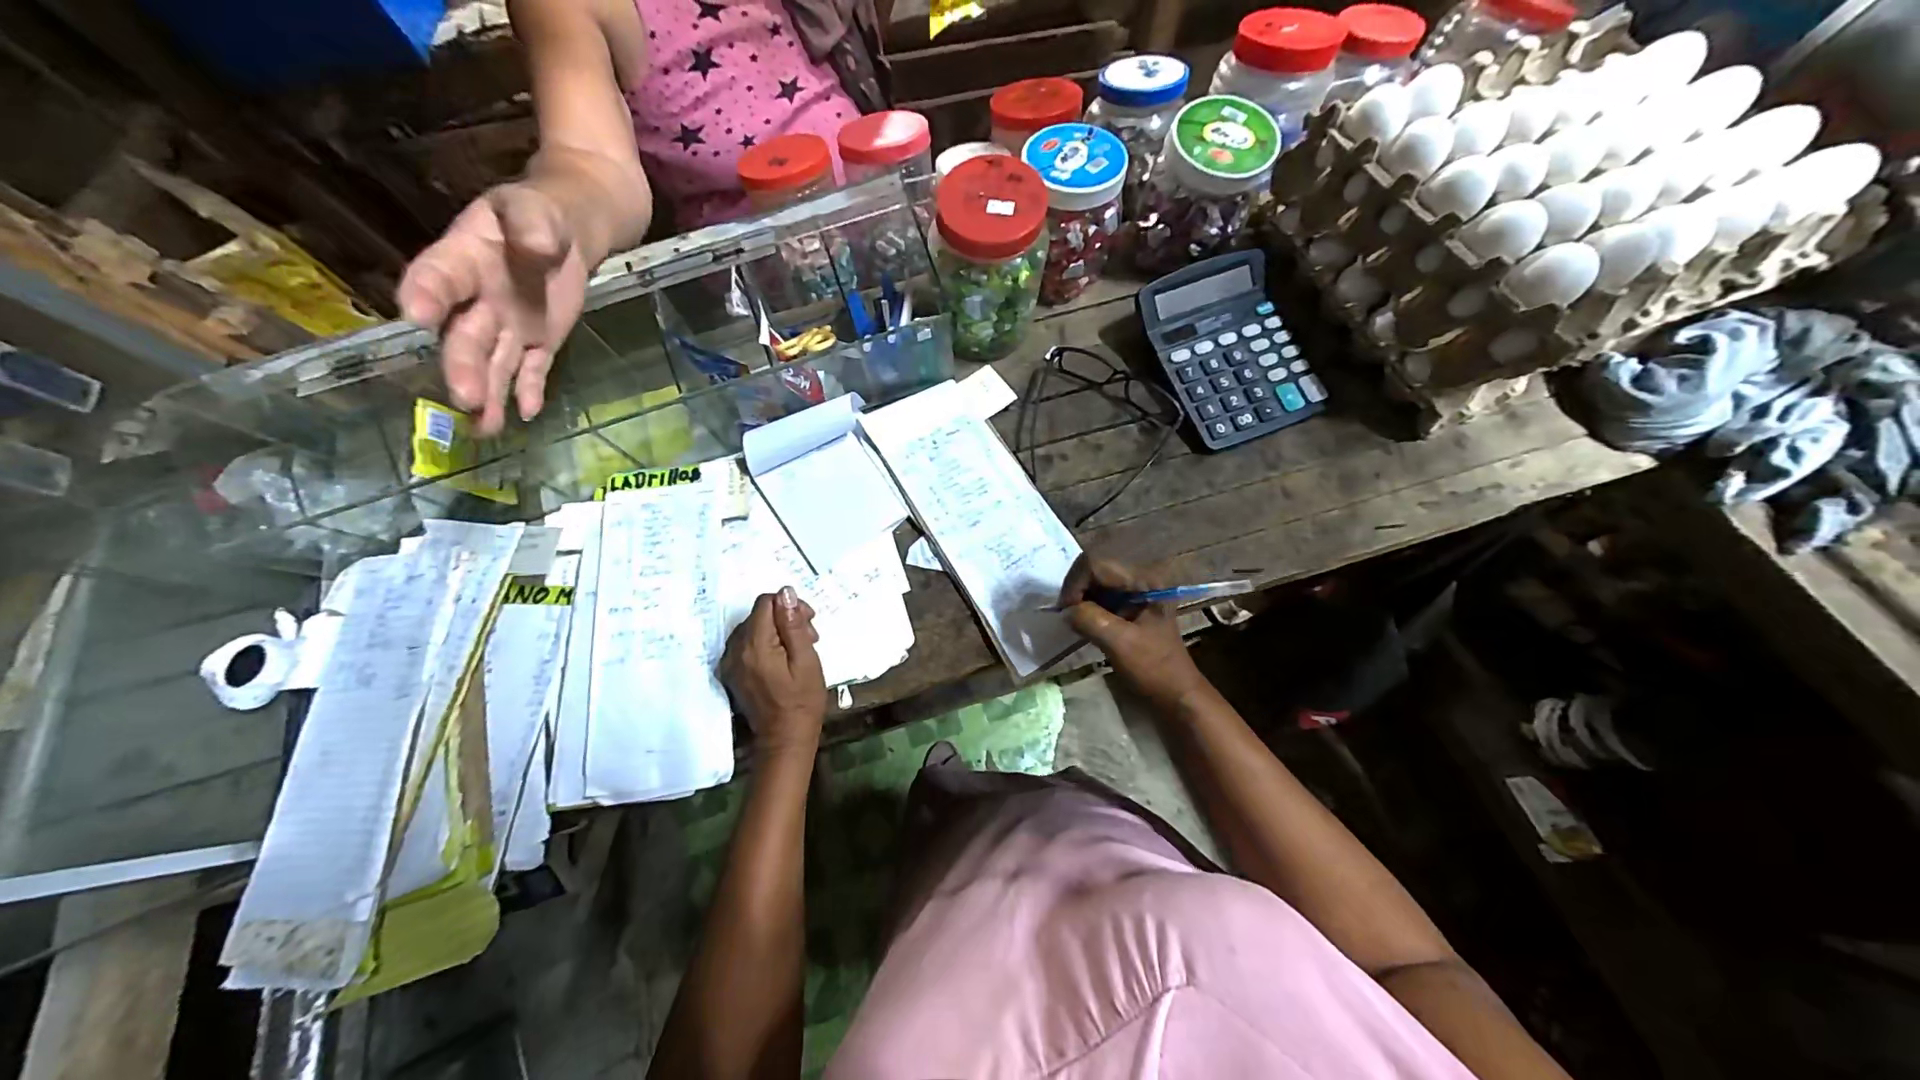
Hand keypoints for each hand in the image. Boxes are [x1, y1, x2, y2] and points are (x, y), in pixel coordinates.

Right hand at [396, 182, 588, 434]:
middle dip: (464, 369)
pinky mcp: (538, 343)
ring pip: (494, 364)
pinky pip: (532, 370)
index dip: (426, 295)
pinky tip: (525, 414)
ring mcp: (508, 327)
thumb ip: (531, 224)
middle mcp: (478, 301)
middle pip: (465, 339)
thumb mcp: (532, 209)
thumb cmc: (536, 215)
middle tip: (466, 399)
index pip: (440, 278)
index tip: (415, 315)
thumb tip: (538, 246)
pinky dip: (529, 391)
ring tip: (485, 427)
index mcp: (465, 259)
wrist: (564, 235)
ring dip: (490, 394)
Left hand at [722, 587, 826, 756]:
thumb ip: (793, 625)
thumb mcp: (806, 660)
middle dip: (785, 618)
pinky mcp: (732, 672)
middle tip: (809, 639)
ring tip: (797, 651)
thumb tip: (785, 593)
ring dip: (776, 631)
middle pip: (759, 614)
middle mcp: (736, 649)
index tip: (809, 623)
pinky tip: (782, 660)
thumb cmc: (802, 701)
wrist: (785, 738)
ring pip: (753, 627)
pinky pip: (747, 644)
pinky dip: (765, 644)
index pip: (766, 602)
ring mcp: (730, 662)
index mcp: (755, 645)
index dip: (790, 606)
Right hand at [1058, 554, 1207, 705]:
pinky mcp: (1128, 607)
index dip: (1075, 584)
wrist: (1175, 695)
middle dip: (1076, 591)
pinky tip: (1083, 626)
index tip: (1067, 612)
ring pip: (1094, 583)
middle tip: (1068, 617)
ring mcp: (1134, 593)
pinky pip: (1099, 598)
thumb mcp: (1120, 643)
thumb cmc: (1154, 669)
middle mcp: (1140, 579)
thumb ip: (1090, 620)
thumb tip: (1065, 611)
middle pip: (1094, 570)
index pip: (1097, 565)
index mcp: (1146, 580)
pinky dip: (1086, 609)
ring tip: (1074, 622)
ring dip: (1079, 600)